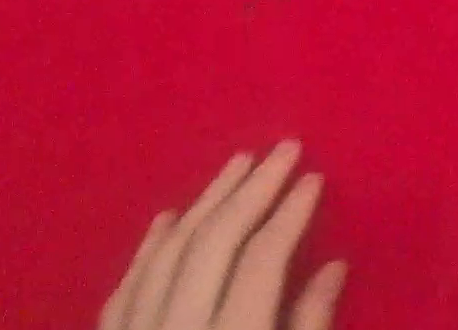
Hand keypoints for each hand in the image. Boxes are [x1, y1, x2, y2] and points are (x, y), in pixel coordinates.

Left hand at [100, 141, 345, 329]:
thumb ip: (310, 327)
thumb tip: (334, 266)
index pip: (262, 260)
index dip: (291, 214)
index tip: (315, 176)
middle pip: (213, 244)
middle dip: (254, 188)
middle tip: (285, 147)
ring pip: (167, 255)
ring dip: (206, 202)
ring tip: (239, 162)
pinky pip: (123, 292)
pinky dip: (148, 250)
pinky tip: (169, 218)